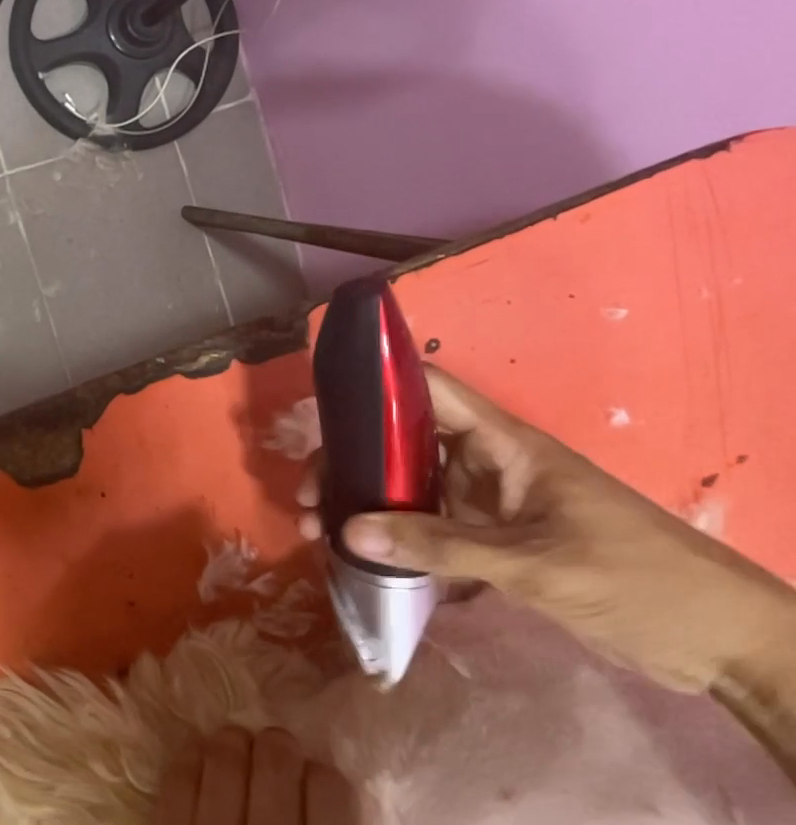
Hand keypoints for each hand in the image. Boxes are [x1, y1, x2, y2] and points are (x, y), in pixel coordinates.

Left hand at [159, 727, 354, 823]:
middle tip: (277, 746)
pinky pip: (178, 782)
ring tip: (238, 743)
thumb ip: (327, 819)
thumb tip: (326, 784)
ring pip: (223, 761)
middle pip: (275, 764)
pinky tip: (200, 755)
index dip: (325, 777)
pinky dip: (190, 758)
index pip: (330, 790)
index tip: (319, 775)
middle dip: (278, 746)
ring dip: (233, 742)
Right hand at [297, 365, 795, 692]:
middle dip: (346, 464)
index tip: (318, 410)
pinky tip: (358, 557)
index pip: (427, 391)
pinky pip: (423, 527)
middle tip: (306, 497)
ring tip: (318, 533)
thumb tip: (348, 531)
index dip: (372, 385)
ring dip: (360, 505)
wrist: (723, 643)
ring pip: (404, 488)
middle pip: (398, 443)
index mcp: (504, 445)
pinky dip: (388, 538)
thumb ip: (440, 547)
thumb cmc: (638, 580)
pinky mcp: (490, 541)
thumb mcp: (535, 564)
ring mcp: (486, 503)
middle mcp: (485, 464)